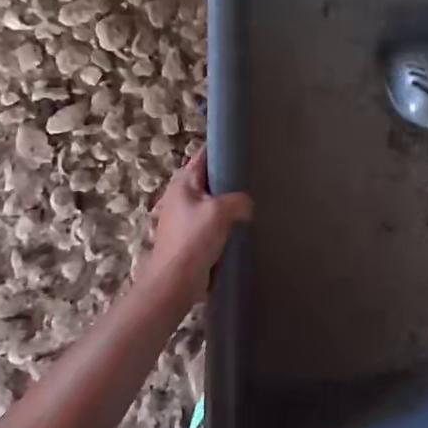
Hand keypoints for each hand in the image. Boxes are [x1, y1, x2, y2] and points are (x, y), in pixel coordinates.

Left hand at [140, 146, 252, 303]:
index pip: (204, 155)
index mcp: (183, 182)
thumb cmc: (193, 240)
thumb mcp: (220, 211)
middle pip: (208, 178)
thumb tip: (246, 205)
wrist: (174, 282)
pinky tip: (240, 225)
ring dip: (227, 201)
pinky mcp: (190, 236)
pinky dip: (224, 220)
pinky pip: (211, 221)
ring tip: (251, 200)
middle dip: (228, 177)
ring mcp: (184, 216)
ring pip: (211, 201)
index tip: (242, 145)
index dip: (221, 148)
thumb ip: (238, 200)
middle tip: (253, 175)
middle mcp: (180, 195)